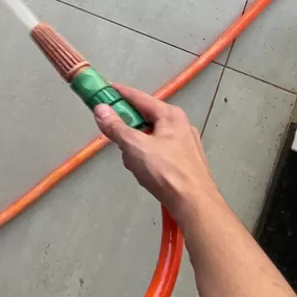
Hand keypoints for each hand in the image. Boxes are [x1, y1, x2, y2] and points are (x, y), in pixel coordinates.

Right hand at [94, 85, 227, 222]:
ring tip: (132, 161)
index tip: (102, 90)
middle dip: (127, 125)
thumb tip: (100, 109)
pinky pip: (159, 151)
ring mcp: (186, 144)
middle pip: (145, 117)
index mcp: (170, 115)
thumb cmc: (165, 171)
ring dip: (136, 144)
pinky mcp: (187, 162)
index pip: (138, 96)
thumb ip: (115, 126)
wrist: (196, 205)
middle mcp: (180, 125)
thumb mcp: (134, 145)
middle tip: (113, 134)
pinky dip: (147, 156)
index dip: (118, 93)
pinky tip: (144, 171)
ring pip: (151, 135)